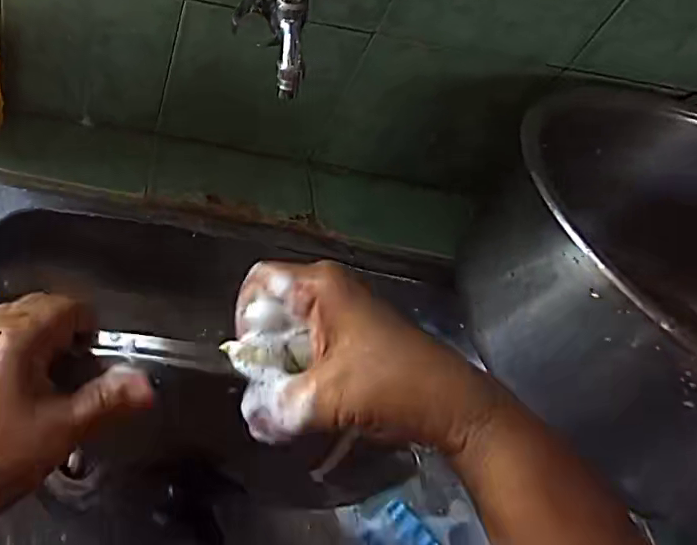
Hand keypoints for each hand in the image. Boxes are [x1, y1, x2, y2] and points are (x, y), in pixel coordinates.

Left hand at [0, 293, 153, 544]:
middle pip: (49, 305)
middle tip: (81, 368)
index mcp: (18, 334)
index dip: (90, 329)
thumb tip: (145, 384)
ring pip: (30, 315)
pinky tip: (33, 379)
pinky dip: (30, 342)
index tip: (96, 359)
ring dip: (51, 335)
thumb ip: (108, 399)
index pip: (69, 306)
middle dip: (71, 331)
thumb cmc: (1, 457)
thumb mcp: (64, 427)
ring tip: (59, 375)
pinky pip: (11, 329)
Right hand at [236, 260, 502, 455]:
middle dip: (265, 346)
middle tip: (268, 382)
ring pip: (292, 325)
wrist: (452, 403)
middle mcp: (329, 285)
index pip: (260, 280)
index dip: (244, 315)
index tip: (251, 356)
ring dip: (285, 360)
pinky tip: (312, 395)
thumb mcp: (329, 398)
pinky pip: (312, 339)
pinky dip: (304, 364)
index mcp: (320, 284)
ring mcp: (343, 306)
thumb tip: (250, 416)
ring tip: (289, 393)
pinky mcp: (354, 329)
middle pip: (274, 304)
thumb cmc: (392, 383)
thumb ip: (282, 405)